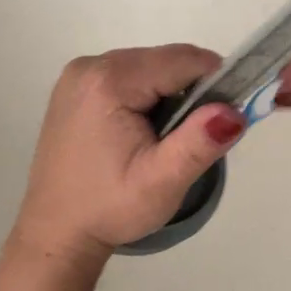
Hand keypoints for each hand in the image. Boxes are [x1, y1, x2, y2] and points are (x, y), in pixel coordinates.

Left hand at [12, 45, 244, 261]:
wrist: (56, 231)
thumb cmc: (108, 208)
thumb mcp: (161, 182)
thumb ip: (199, 143)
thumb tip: (234, 110)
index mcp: (108, 80)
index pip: (182, 60)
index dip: (214, 82)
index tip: (226, 116)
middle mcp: (89, 66)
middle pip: (163, 61)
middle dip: (188, 92)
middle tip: (191, 139)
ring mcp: (77, 76)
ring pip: (146, 68)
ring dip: (166, 96)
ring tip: (164, 141)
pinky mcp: (73, 89)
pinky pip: (125, 78)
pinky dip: (143, 98)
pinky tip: (140, 135)